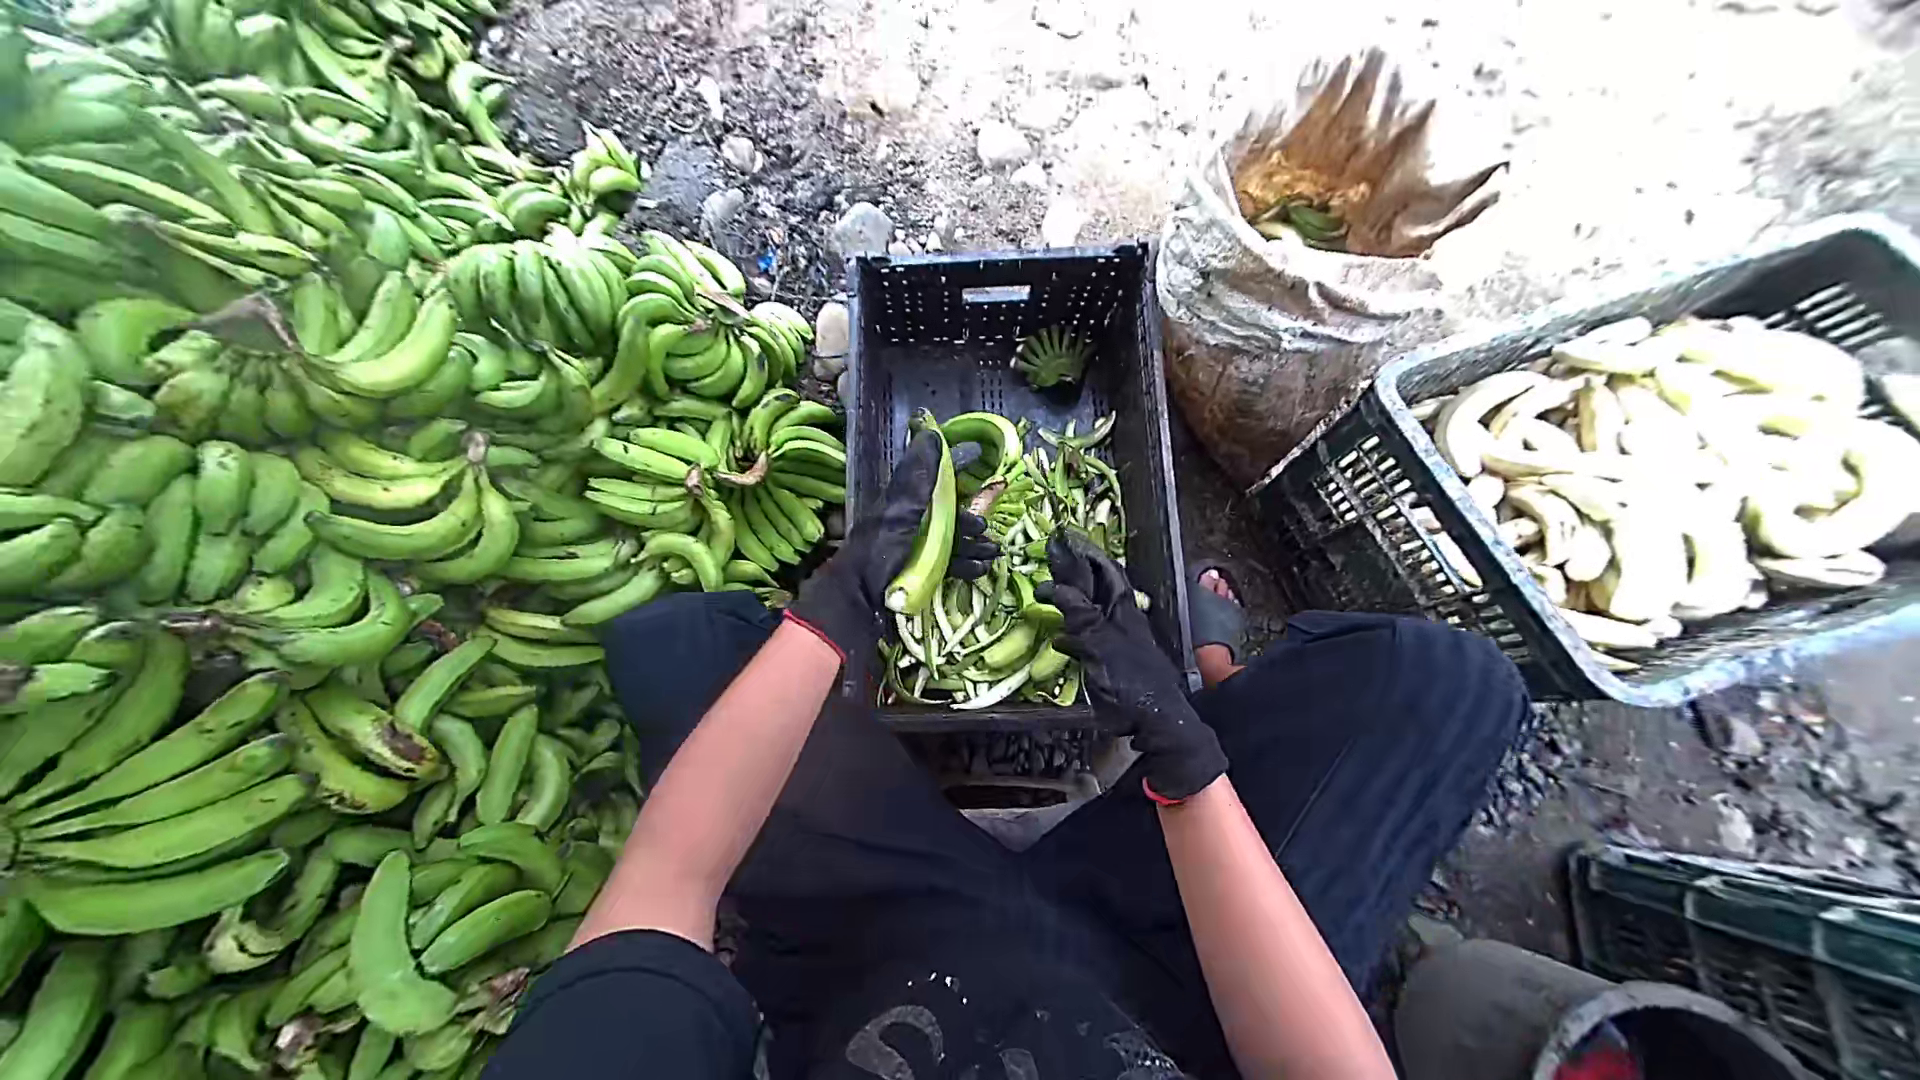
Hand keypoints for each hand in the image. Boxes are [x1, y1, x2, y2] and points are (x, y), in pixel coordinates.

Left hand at [787, 429, 995, 663]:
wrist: (860, 600)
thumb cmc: (879, 551)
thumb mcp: (899, 509)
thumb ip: (918, 476)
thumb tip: (931, 432)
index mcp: (904, 505)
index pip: (936, 489)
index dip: (959, 488)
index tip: (980, 493)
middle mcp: (911, 525)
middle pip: (950, 520)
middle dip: (971, 525)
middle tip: (984, 533)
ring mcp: (917, 552)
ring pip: (954, 544)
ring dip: (975, 547)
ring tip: (990, 554)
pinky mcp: (922, 576)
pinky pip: (950, 567)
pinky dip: (967, 567)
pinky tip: (979, 570)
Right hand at [1040, 532, 1225, 802]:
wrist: (1154, 721)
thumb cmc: (1131, 681)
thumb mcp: (1101, 645)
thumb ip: (1080, 617)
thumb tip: (1057, 588)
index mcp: (1123, 610)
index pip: (1106, 572)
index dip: (1088, 555)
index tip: (1067, 540)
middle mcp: (1121, 620)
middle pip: (1097, 589)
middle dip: (1076, 575)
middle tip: (1053, 563)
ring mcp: (1116, 641)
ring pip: (1091, 612)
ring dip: (1072, 602)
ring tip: (1050, 594)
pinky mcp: (1110, 661)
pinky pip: (1086, 638)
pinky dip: (1071, 634)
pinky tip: (1058, 639)